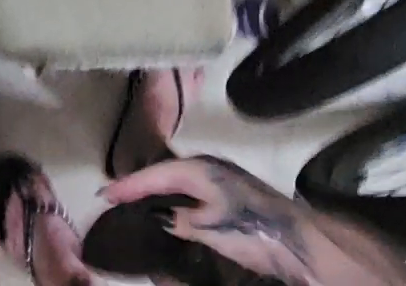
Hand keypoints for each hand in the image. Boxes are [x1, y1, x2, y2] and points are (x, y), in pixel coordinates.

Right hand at [101, 156, 405, 285]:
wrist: (302, 239)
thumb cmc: (255, 230)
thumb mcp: (213, 227)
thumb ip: (181, 219)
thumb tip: (155, 215)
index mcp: (199, 168)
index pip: (154, 174)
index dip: (129, 185)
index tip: (104, 194)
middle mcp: (207, 165)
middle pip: (163, 170)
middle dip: (138, 182)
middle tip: (113, 197)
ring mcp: (219, 176)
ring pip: (176, 177)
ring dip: (154, 188)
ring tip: (132, 202)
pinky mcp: (228, 190)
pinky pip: (188, 186)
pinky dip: (171, 194)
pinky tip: (167, 209)